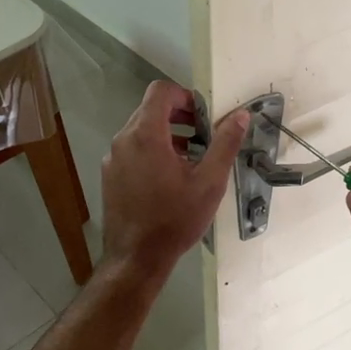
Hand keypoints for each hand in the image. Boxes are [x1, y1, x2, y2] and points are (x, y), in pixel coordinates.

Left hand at [100, 82, 248, 276]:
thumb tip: (240, 116)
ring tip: (192, 157)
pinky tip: (171, 177)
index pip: (160, 91)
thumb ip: (225, 144)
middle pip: (150, 110)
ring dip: (167, 134)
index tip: (203, 114)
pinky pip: (132, 151)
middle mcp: (123, 140)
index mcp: (146, 135)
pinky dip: (152, 151)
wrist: (137, 258)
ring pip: (140, 131)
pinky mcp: (110, 176)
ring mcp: (113, 159)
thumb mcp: (209, 182)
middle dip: (179, 115)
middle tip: (204, 134)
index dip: (184, 95)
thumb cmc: (175, 219)